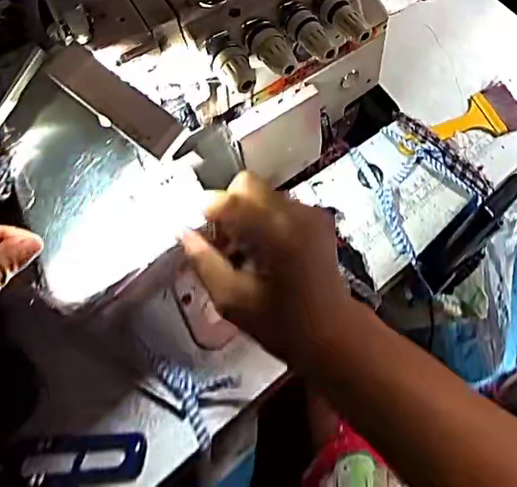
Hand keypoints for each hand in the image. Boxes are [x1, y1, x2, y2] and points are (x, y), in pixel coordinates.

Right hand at [178, 173, 355, 368]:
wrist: (333, 332)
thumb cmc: (282, 325)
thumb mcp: (233, 302)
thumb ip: (205, 263)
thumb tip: (184, 233)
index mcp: (276, 232)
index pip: (232, 198)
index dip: (208, 210)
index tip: (200, 233)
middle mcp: (296, 212)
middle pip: (247, 185)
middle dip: (228, 208)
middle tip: (223, 245)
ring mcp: (310, 210)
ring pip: (262, 193)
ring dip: (246, 214)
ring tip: (244, 253)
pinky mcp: (318, 214)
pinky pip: (279, 203)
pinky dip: (265, 219)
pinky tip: (265, 251)